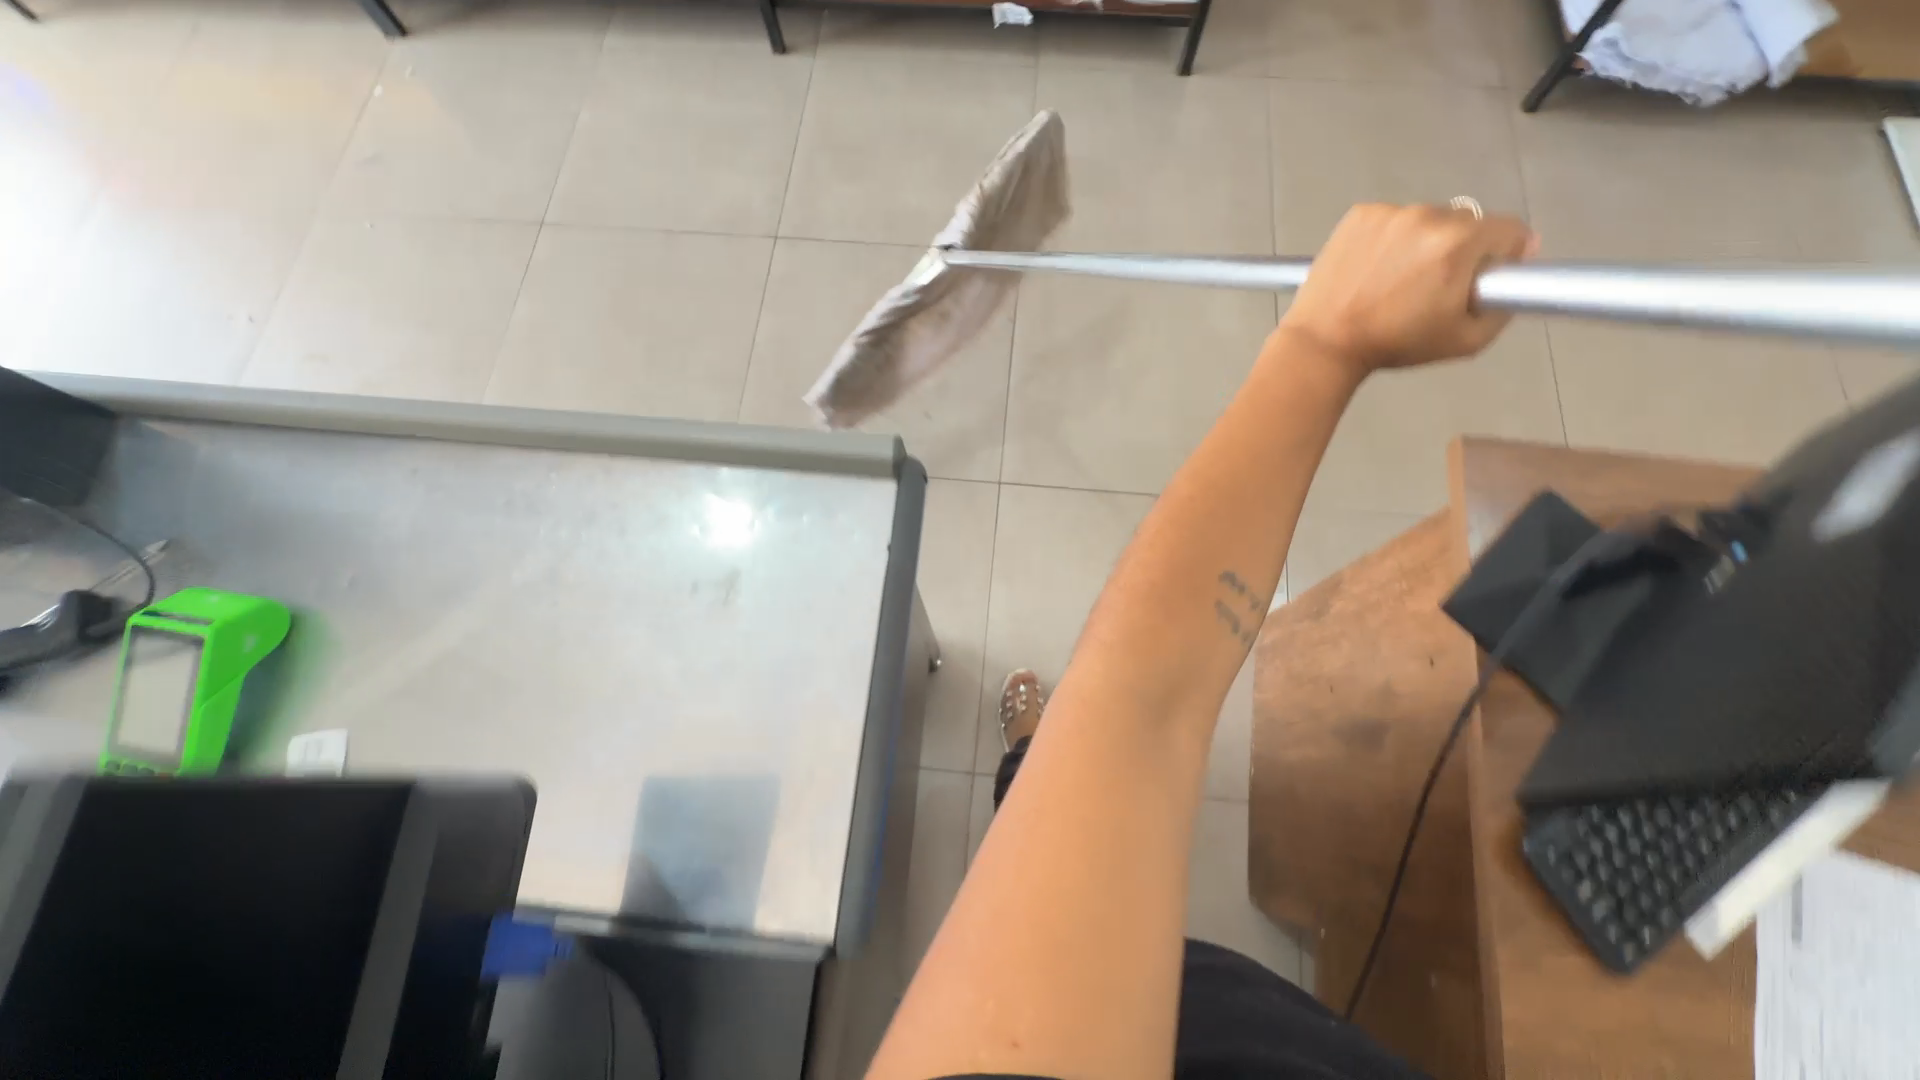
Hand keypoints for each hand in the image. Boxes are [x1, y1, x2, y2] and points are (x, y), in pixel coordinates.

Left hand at [1277, 202, 1537, 375]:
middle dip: (1460, 250)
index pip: (1510, 230)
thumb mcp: (1466, 339)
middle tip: (1431, 285)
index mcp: (1460, 244)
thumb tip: (1517, 268)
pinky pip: (1391, 220)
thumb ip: (1506, 305)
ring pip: (1427, 220)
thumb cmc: (1394, 344)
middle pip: (1466, 224)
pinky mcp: (1359, 214)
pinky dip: (1389, 239)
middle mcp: (1427, 216)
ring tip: (1395, 279)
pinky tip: (1373, 268)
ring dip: (1423, 242)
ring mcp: (1390, 212)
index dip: (1506, 254)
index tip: (1488, 275)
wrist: (1324, 342)